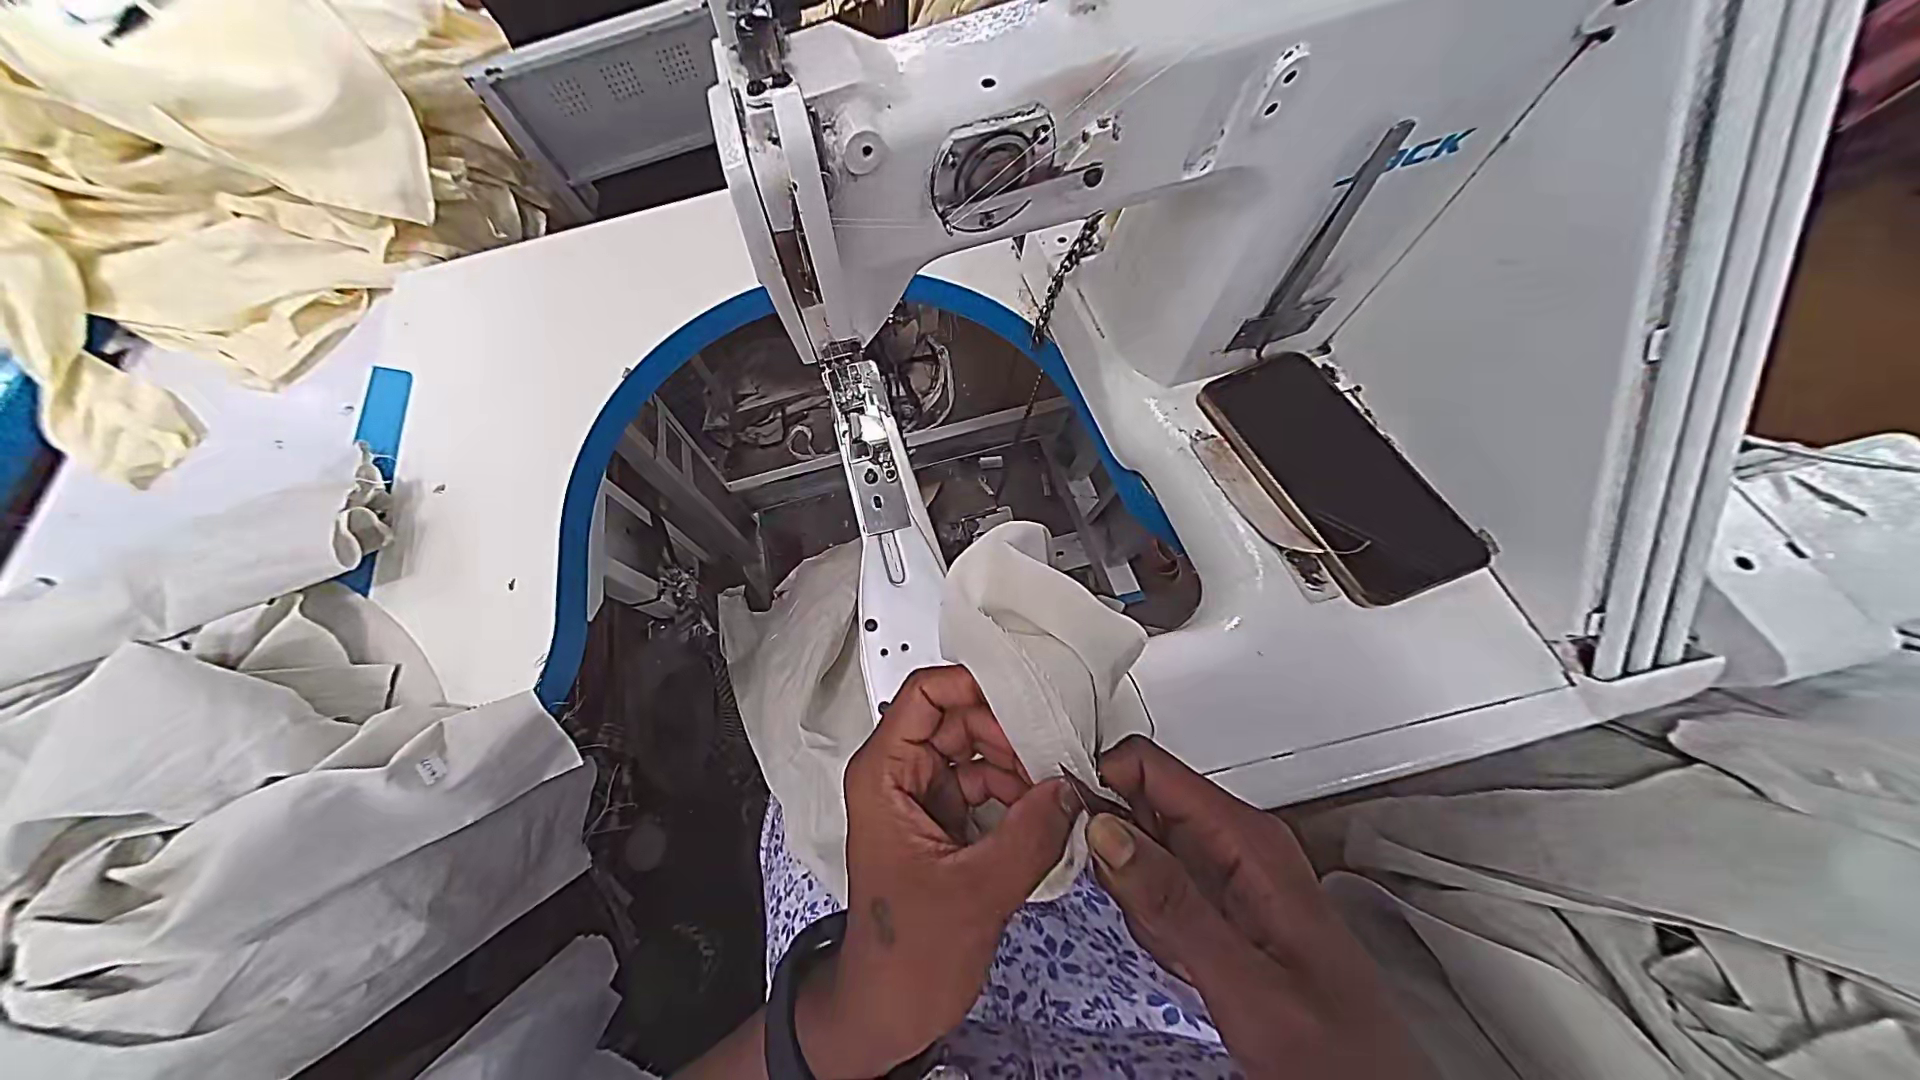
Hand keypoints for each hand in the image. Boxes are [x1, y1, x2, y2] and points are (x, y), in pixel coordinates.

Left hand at [797, 666, 1077, 1078]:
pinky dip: (1015, 791)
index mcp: (883, 774)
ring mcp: (923, 795)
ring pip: (976, 749)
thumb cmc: (903, 957)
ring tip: (1050, 787)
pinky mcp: (945, 818)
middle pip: (957, 718)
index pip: (923, 695)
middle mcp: (900, 775)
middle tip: (1047, 751)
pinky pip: (986, 782)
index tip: (1018, 694)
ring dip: (1016, 763)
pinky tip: (1040, 811)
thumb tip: (1066, 790)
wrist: (891, 1009)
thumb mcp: (973, 892)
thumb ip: (1028, 835)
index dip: (970, 685)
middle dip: (1006, 731)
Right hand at [1090, 736, 1430, 1079]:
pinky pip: (1153, 881)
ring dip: (1135, 894)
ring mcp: (1222, 865)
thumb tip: (1104, 829)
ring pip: (1139, 844)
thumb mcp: (1244, 983)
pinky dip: (1148, 915)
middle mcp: (1232, 838)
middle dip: (1117, 853)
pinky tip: (1181, 954)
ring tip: (1173, 946)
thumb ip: (1170, 902)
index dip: (1100, 782)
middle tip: (1137, 910)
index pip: (1148, 765)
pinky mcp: (1213, 893)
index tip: (1070, 827)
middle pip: (1137, 800)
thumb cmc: (1331, 1049)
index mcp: (1245, 836)